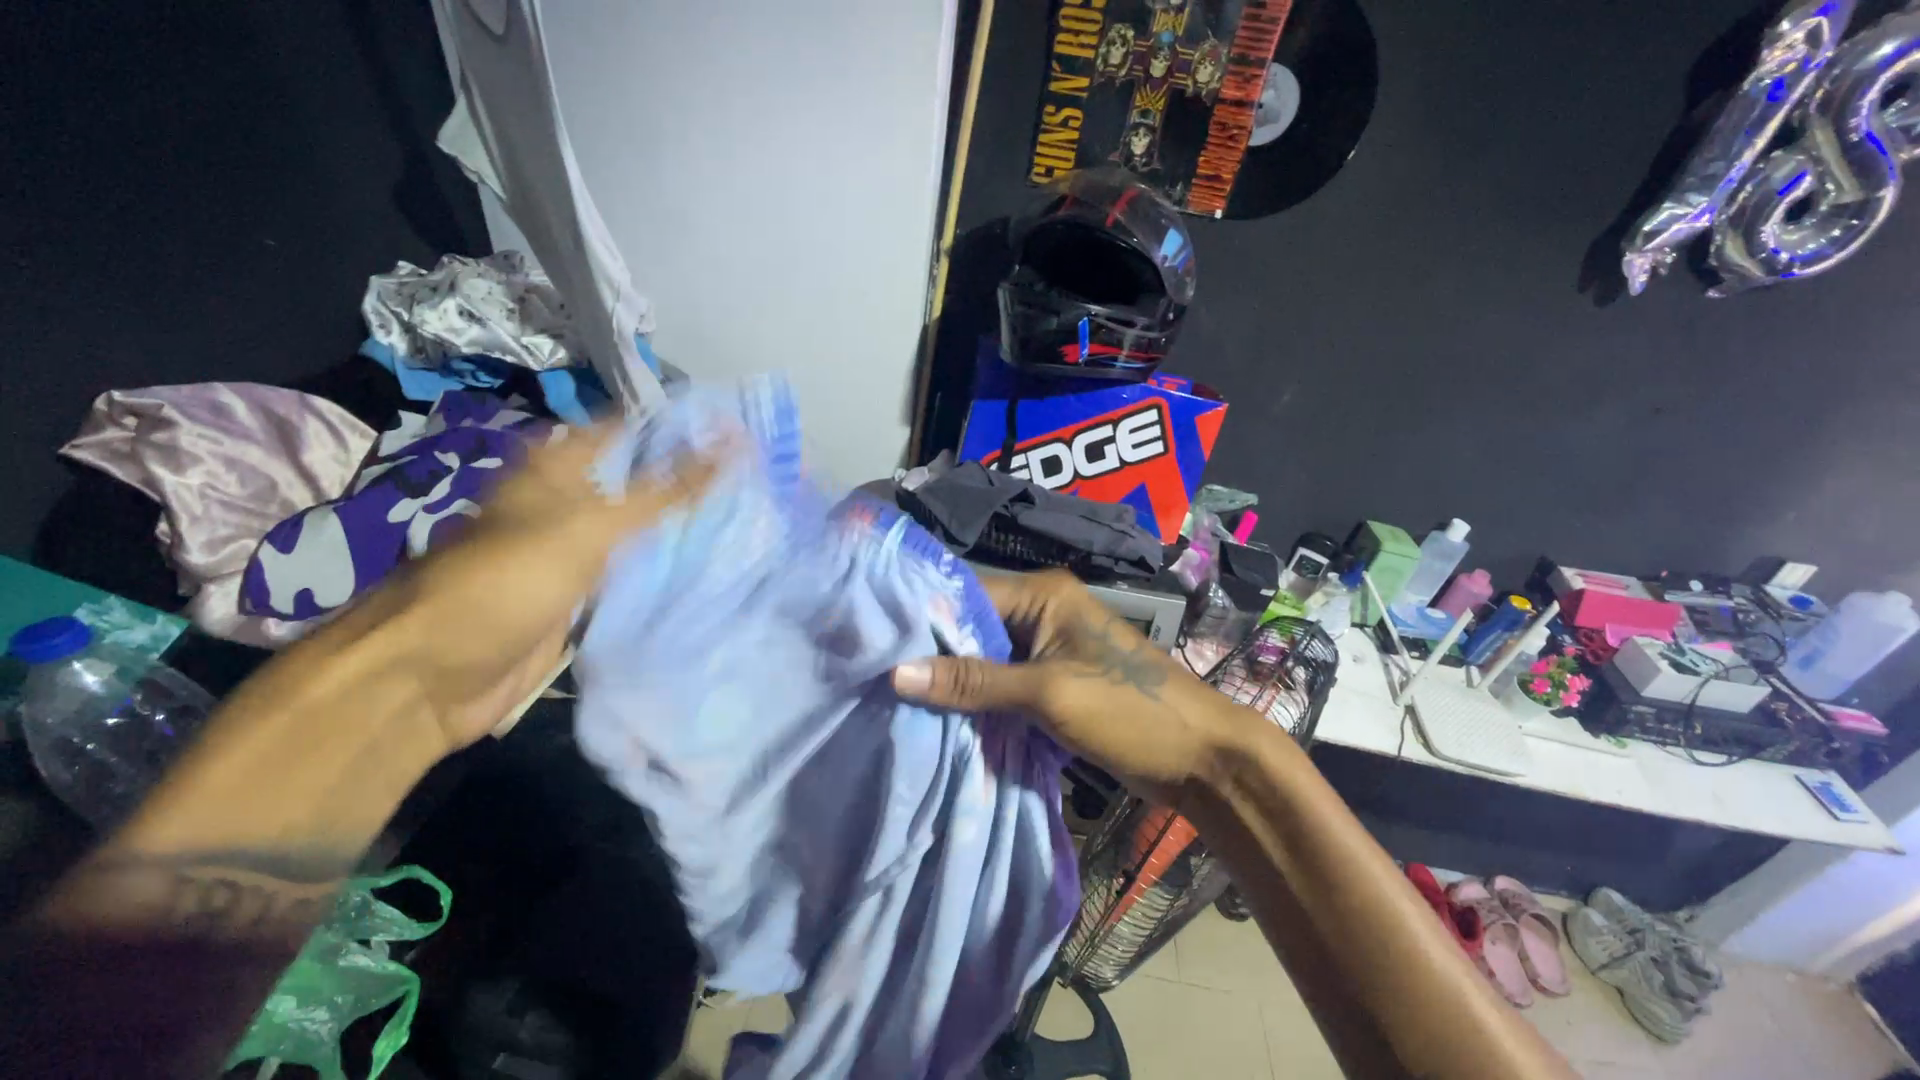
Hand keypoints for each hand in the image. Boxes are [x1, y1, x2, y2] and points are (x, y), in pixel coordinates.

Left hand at [361, 425, 723, 753]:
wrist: (436, 674)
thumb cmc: (507, 582)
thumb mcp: (589, 527)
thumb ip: (663, 492)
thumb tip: (735, 447)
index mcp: (555, 472)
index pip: (625, 432)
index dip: (676, 426)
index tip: (737, 429)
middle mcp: (564, 507)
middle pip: (635, 484)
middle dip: (689, 481)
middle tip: (756, 478)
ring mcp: (570, 557)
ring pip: (637, 534)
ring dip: (681, 530)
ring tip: (749, 518)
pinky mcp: (577, 604)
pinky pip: (631, 580)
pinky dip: (666, 575)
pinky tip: (712, 572)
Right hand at [890, 570, 1252, 808]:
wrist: (1201, 758)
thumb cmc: (1129, 711)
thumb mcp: (1047, 694)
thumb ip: (973, 683)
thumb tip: (896, 674)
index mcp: (1043, 594)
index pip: (964, 593)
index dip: (918, 616)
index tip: (867, 638)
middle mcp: (1042, 612)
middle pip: (969, 626)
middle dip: (929, 652)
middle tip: (870, 674)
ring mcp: (1047, 650)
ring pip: (982, 659)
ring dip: (950, 681)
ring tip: (891, 697)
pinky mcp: (1052, 686)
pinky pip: (1001, 686)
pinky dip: (975, 701)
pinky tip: (936, 718)